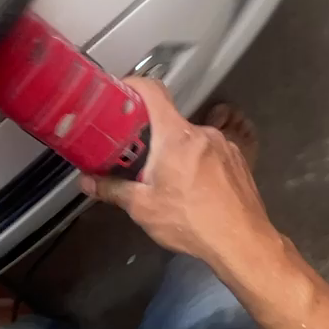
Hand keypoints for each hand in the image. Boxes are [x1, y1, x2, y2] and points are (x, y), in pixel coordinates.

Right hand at [78, 79, 278, 269]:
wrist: (242, 242)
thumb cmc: (189, 221)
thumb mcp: (143, 208)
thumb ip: (113, 189)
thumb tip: (86, 181)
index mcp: (175, 136)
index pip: (152, 91)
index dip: (133, 86)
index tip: (119, 97)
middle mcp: (202, 132)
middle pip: (169, 121)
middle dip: (150, 137)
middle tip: (135, 158)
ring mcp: (224, 145)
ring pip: (190, 140)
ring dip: (175, 154)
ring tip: (166, 181)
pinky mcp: (238, 160)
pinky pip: (210, 153)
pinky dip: (196, 164)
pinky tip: (193, 190)